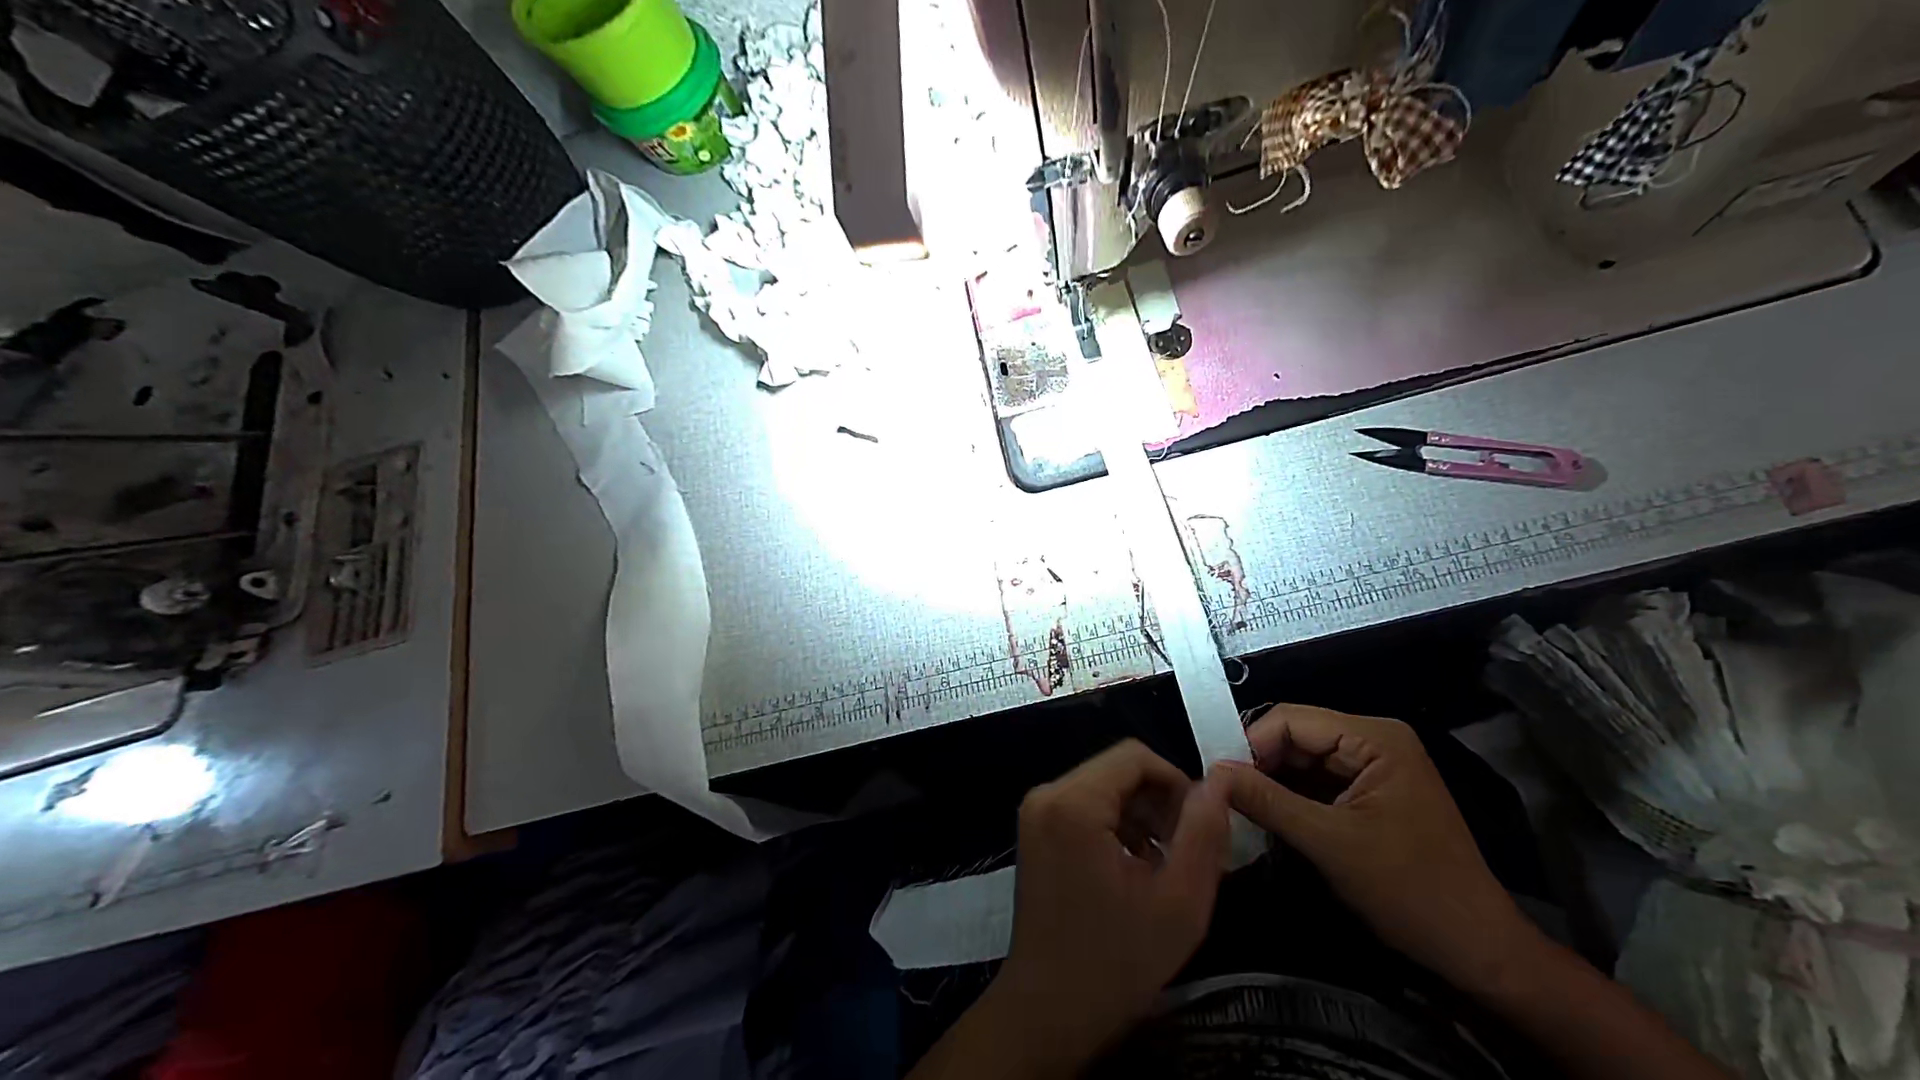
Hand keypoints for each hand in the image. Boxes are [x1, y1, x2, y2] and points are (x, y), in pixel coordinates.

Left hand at [997, 739, 1230, 1060]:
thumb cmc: (1117, 959)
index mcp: (1073, 802)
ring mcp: (1035, 812)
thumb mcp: (1180, 900)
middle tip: (1183, 851)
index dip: (1175, 781)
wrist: (1049, 1008)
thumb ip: (1203, 833)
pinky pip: (1083, 806)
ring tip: (1161, 865)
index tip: (1196, 825)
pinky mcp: (1035, 831)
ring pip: (1102, 787)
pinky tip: (1133, 869)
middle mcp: (1046, 795)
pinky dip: (1115, 826)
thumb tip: (1218, 783)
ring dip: (1139, 816)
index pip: (1134, 756)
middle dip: (1158, 802)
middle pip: (1117, 770)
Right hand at [1220, 705, 1538, 994]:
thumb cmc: (1409, 889)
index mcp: (1375, 738)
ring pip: (1301, 759)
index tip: (1220, 780)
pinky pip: (1315, 780)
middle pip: (1295, 736)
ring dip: (1271, 782)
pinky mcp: (1369, 792)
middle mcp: (1374, 740)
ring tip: (1239, 808)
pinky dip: (1290, 797)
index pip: (1290, 719)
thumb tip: (1212, 771)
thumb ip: (1267, 801)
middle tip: (1225, 797)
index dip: (1250, 744)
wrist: (1475, 949)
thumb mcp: (1329, 843)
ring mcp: (1373, 766)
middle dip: (1259, 764)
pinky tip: (1268, 817)